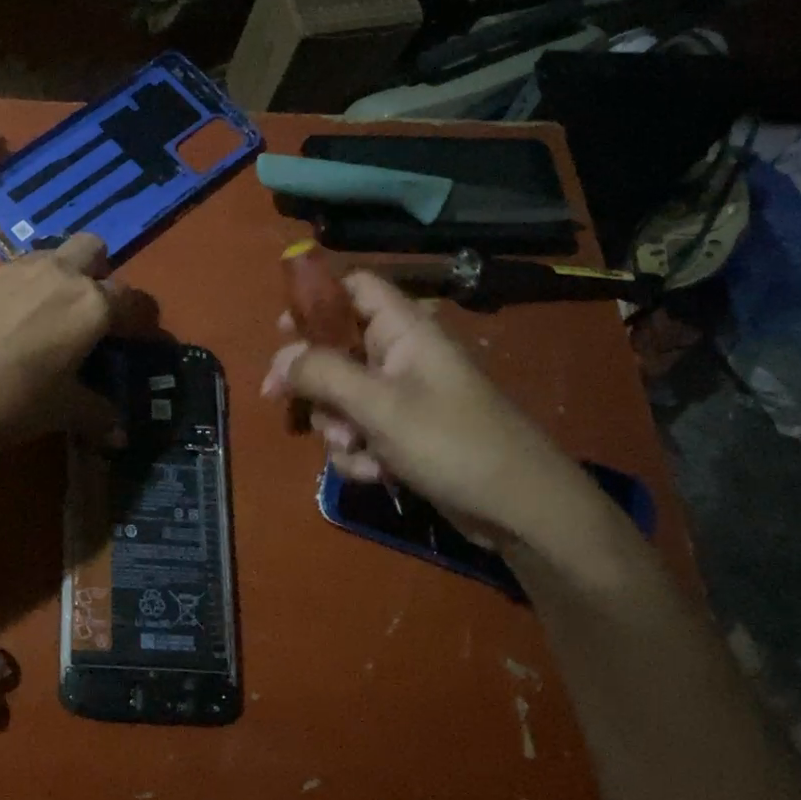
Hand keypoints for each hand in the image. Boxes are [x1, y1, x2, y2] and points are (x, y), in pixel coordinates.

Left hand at [0, 234, 127, 459]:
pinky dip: (15, 290)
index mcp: (91, 304)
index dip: (131, 319)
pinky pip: (10, 272)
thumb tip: (118, 432)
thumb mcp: (59, 412)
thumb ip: (96, 415)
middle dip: (96, 272)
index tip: (122, 341)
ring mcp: (15, 268)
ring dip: (54, 278)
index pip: (129, 297)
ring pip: (49, 255)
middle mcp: (58, 273)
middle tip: (83, 313)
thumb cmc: (9, 398)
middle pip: (92, 248)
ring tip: (38, 320)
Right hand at [262, 270, 586, 544]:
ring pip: (340, 396)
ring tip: (352, 448)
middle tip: (282, 398)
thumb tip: (280, 359)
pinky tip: (372, 472)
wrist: (520, 511)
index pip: (357, 288)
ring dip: (334, 424)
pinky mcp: (403, 436)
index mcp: (405, 331)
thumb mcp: (379, 405)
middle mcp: (401, 357)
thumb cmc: (452, 443)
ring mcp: (403, 398)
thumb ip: (322, 374)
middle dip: (313, 381)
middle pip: (335, 347)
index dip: (318, 298)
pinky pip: (359, 432)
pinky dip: (357, 452)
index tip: (283, 328)